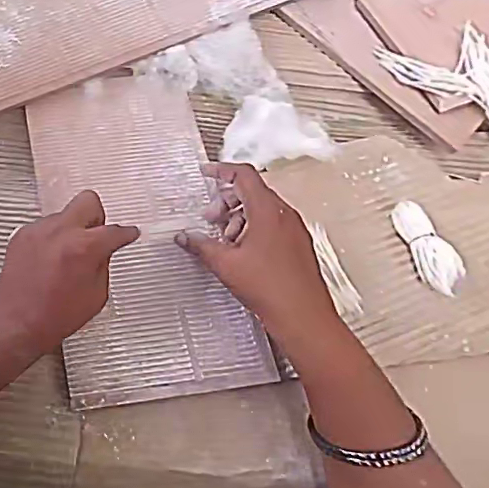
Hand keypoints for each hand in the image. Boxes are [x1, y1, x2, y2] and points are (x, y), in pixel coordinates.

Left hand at [0, 191, 138, 365]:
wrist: (16, 324)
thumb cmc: (52, 317)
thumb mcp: (96, 295)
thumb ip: (103, 264)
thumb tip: (104, 251)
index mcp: (84, 247)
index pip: (114, 230)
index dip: (125, 234)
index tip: (128, 234)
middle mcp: (59, 232)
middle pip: (88, 201)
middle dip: (97, 217)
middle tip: (97, 235)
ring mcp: (38, 232)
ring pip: (63, 215)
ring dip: (70, 230)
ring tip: (67, 258)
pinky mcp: (21, 236)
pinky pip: (44, 228)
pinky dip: (51, 240)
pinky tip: (50, 262)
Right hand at [175, 163, 337, 330]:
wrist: (302, 316)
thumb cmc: (273, 289)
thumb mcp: (224, 264)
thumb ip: (200, 245)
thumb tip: (186, 237)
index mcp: (268, 211)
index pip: (244, 176)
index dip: (222, 171)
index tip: (207, 173)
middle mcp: (285, 215)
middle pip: (251, 191)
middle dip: (225, 201)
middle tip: (209, 218)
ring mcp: (293, 229)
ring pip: (261, 208)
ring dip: (237, 217)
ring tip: (223, 239)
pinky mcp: (296, 244)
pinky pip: (271, 224)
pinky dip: (251, 228)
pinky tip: (239, 250)